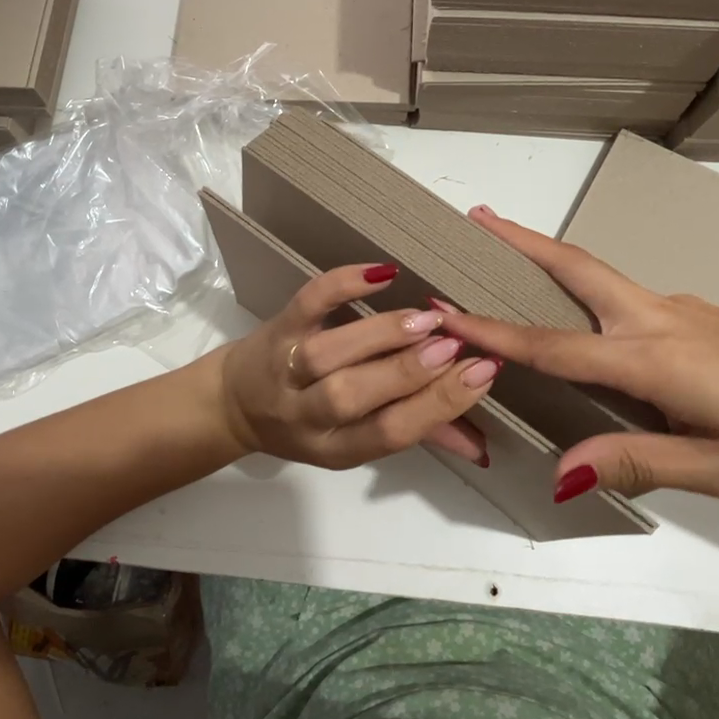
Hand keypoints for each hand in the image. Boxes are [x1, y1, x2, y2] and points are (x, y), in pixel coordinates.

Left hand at [217, 263, 501, 470]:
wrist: (235, 403)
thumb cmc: (307, 424)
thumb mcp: (355, 441)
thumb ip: (419, 435)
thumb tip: (483, 446)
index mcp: (336, 445)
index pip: (389, 432)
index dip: (435, 406)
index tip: (479, 374)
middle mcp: (306, 412)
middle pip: (354, 395)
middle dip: (409, 372)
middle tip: (456, 345)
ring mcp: (285, 367)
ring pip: (328, 353)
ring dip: (380, 335)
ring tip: (426, 319)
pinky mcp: (276, 328)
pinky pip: (306, 305)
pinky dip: (341, 285)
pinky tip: (381, 273)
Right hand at [437, 208, 718, 503]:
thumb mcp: (717, 470)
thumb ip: (632, 460)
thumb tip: (559, 472)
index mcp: (656, 358)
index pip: (552, 344)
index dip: (491, 332)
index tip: (440, 311)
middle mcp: (663, 320)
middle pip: (578, 268)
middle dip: (522, 240)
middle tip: (475, 216)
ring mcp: (689, 312)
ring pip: (605, 280)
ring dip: (552, 261)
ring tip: (510, 256)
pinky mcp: (709, 319)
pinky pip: (632, 300)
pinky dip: (590, 294)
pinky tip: (592, 324)